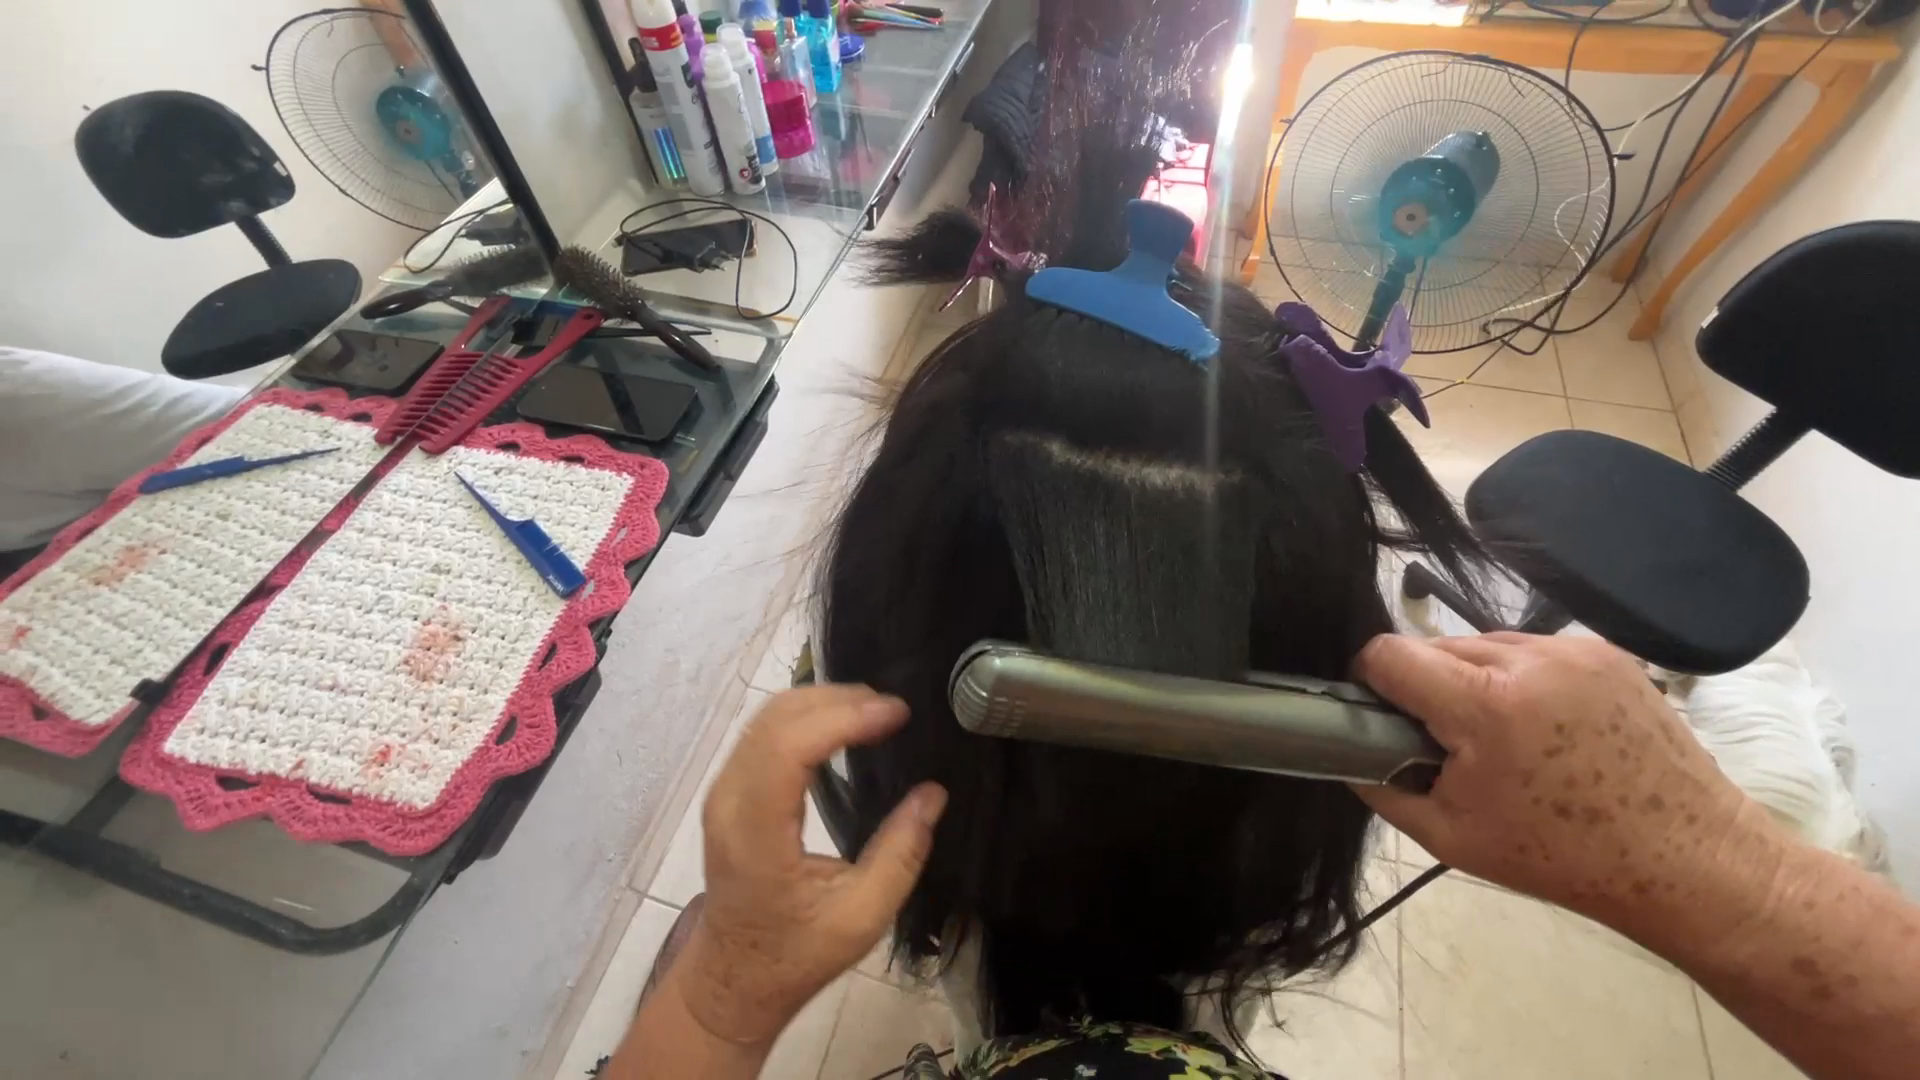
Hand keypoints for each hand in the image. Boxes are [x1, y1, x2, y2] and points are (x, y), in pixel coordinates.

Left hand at [674, 685, 946, 1045]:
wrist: (734, 975)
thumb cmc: (796, 953)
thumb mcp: (862, 918)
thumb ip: (901, 854)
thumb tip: (933, 793)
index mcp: (755, 835)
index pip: (787, 749)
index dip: (843, 718)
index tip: (896, 713)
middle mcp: (730, 801)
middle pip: (776, 719)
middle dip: (838, 700)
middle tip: (892, 709)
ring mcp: (723, 790)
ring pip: (767, 715)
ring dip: (822, 700)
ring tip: (874, 710)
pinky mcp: (729, 787)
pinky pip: (764, 729)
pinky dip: (806, 713)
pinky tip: (842, 721)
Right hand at [1352, 633, 1782, 929]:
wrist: (1695, 864)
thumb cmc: (1560, 857)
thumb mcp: (1446, 835)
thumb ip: (1378, 785)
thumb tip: (1345, 750)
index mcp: (1485, 704)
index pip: (1386, 653)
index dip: (1369, 680)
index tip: (1379, 713)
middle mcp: (1527, 660)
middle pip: (1431, 646)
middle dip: (1423, 685)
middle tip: (1444, 739)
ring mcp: (1572, 649)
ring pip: (1477, 643)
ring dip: (1467, 677)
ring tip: (1497, 731)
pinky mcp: (1605, 651)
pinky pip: (1525, 647)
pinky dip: (1514, 676)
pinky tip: (1539, 720)